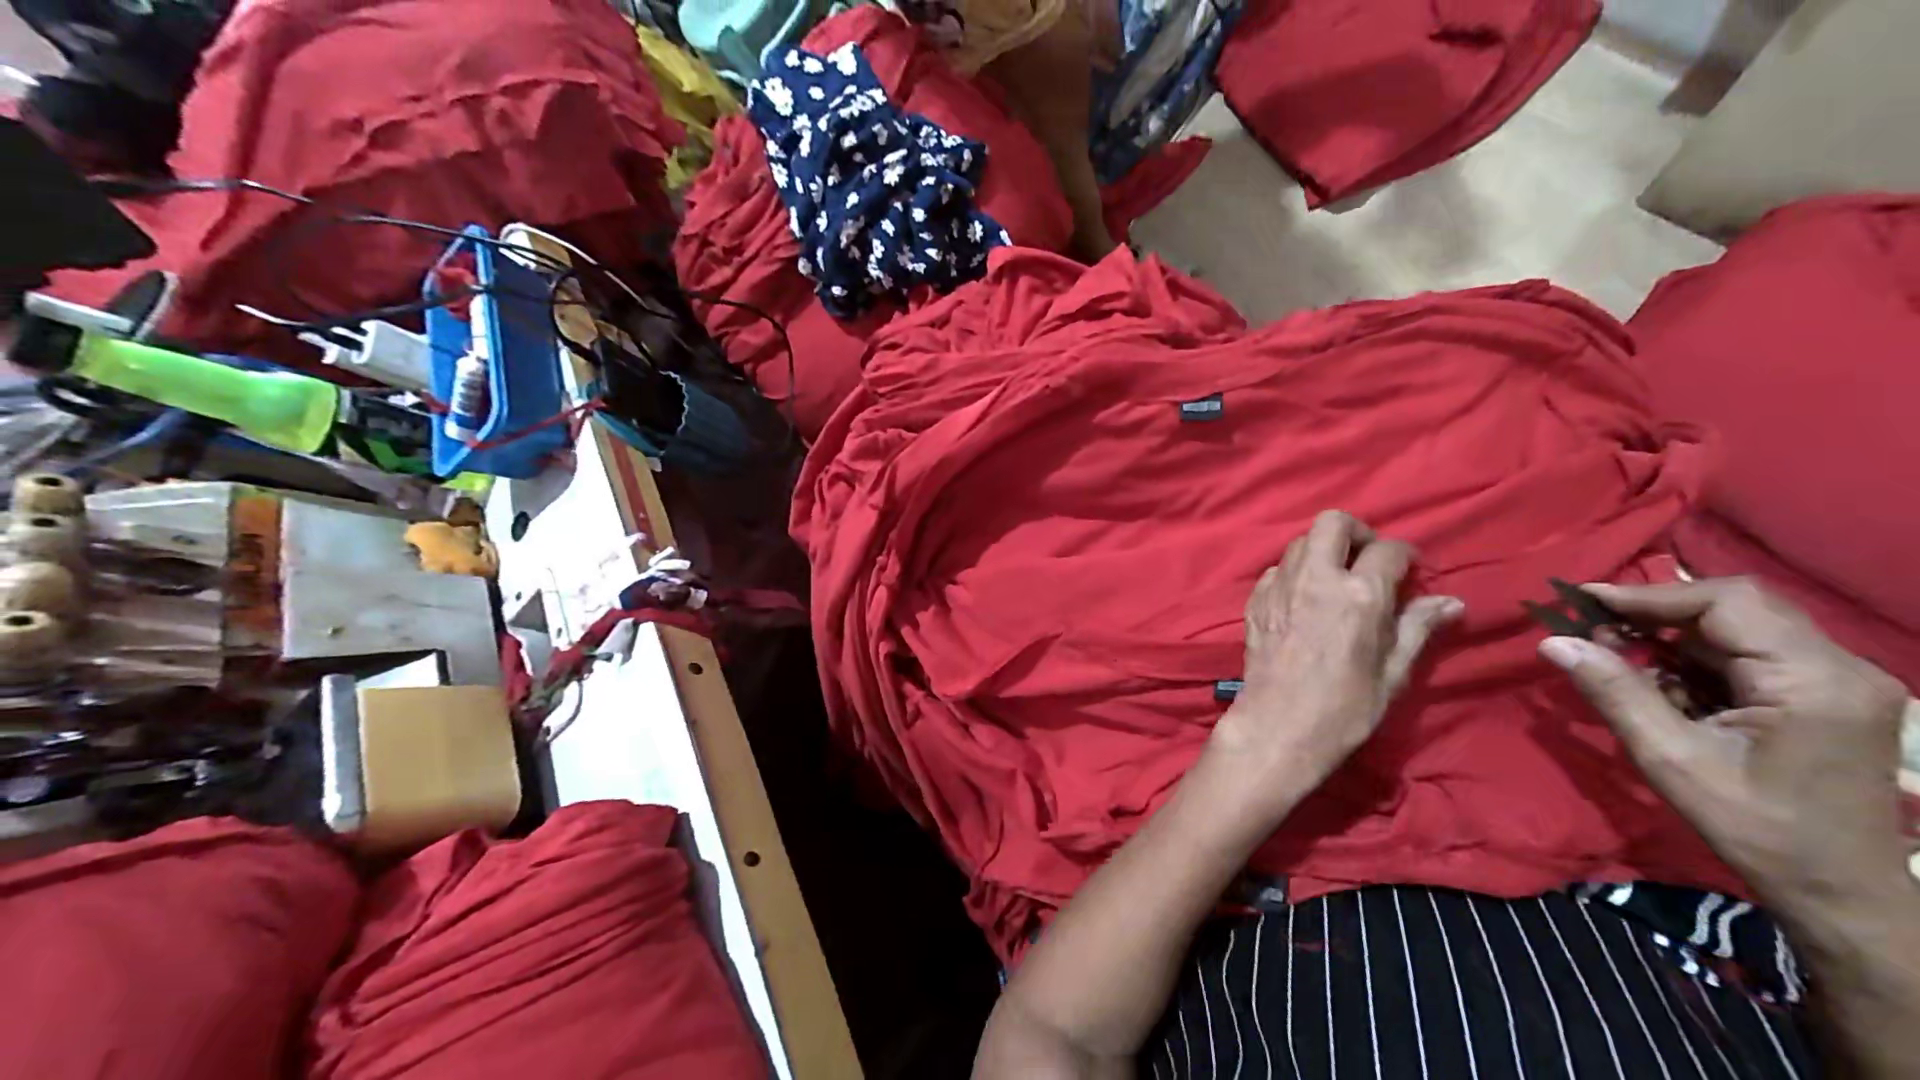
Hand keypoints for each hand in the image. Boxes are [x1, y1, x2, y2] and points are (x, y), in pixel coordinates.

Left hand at [1208, 511, 1462, 802]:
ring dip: (1322, 551)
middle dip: (1356, 533)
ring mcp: (1279, 587)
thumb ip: (1418, 628)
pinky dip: (1293, 573)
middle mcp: (1316, 578)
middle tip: (1367, 561)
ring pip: (1299, 543)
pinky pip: (1276, 570)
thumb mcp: (1394, 671)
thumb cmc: (1345, 707)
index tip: (1410, 572)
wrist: (1279, 726)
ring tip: (1336, 579)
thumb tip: (1450, 602)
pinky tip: (1303, 599)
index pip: (1389, 550)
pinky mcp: (1254, 601)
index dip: (1405, 556)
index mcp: (1359, 594)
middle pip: (1332, 523)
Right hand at [1539, 578, 1911, 910]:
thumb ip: (1614, 692)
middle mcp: (1841, 667)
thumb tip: (1553, 641)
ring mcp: (1840, 680)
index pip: (1727, 602)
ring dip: (1674, 634)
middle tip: (1595, 626)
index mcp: (1813, 680)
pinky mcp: (1828, 694)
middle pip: (1738, 606)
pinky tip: (1661, 680)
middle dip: (1659, 611)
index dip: (1650, 595)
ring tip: (1617, 652)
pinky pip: (1752, 652)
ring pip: (1742, 626)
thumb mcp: (1670, 758)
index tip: (1585, 601)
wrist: (1837, 889)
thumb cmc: (1754, 827)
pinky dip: (1696, 657)